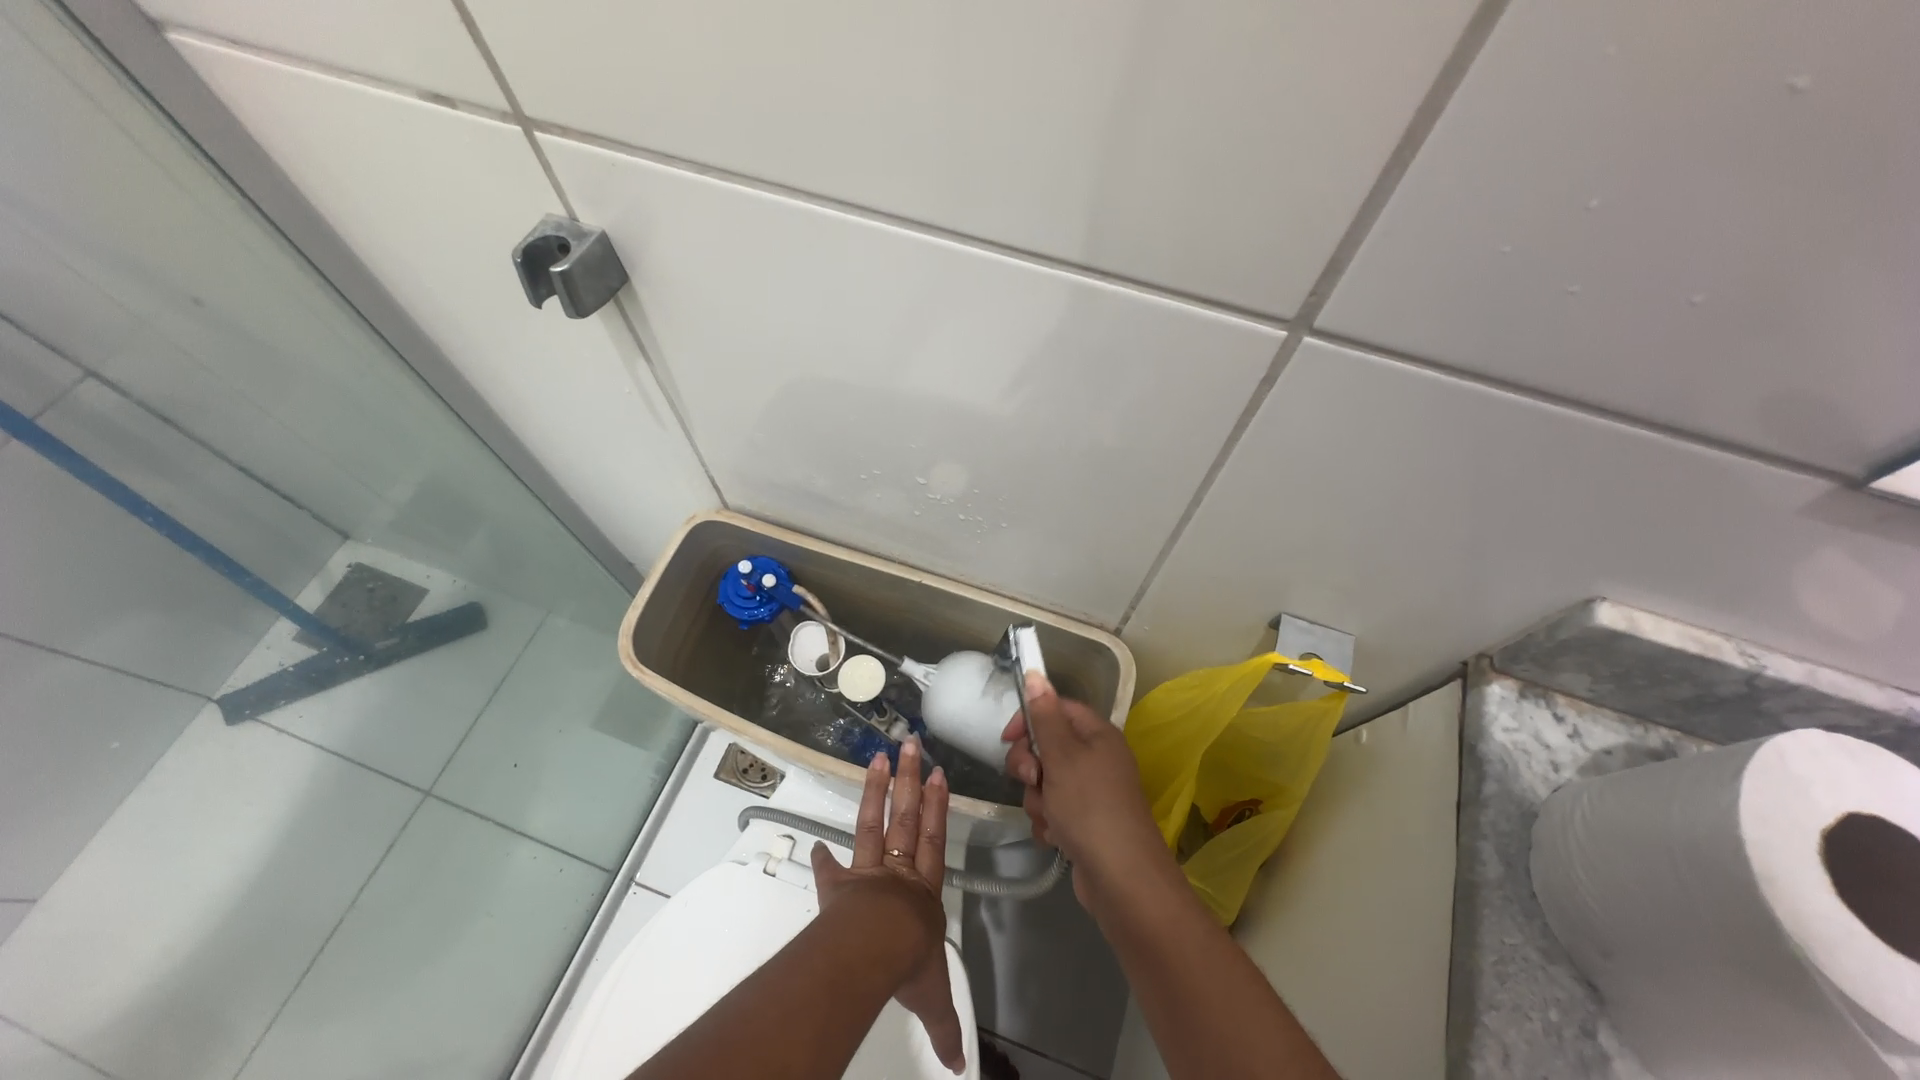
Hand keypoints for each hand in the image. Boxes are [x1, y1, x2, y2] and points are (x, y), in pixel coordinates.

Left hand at [809, 740, 964, 1073]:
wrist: (872, 954)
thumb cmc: (909, 965)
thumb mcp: (932, 997)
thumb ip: (945, 1024)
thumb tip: (962, 1067)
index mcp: (924, 891)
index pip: (934, 840)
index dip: (937, 808)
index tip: (939, 775)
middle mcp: (898, 874)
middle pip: (907, 819)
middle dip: (910, 783)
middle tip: (911, 746)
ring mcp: (866, 874)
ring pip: (873, 824)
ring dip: (875, 792)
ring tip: (876, 758)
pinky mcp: (837, 886)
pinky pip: (830, 870)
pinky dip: (823, 858)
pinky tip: (815, 842)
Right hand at [1001, 673, 1169, 904]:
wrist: (1121, 877)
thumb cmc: (1090, 807)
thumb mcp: (1062, 755)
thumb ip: (1045, 715)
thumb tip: (1036, 673)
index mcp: (1098, 735)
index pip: (1057, 709)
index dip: (1029, 719)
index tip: (1007, 738)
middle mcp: (1097, 759)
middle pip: (1047, 746)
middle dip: (1030, 766)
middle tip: (1033, 779)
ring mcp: (1091, 793)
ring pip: (1044, 782)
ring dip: (1038, 799)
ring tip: (1051, 816)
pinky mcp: (1083, 823)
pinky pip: (1052, 811)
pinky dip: (1048, 822)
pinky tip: (1055, 837)